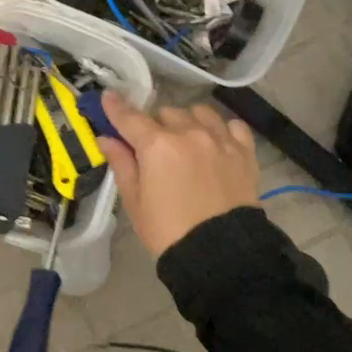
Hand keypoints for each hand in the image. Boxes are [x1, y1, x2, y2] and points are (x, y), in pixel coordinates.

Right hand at [98, 92, 261, 257]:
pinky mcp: (244, 152)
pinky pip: (232, 126)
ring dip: (187, 121)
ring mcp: (220, 140)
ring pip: (199, 113)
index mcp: (157, 145)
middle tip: (151, 146)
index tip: (107, 97)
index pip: (130, 118)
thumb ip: (121, 164)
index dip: (116, 107)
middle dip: (154, 125)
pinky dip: (221, 129)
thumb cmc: (167, 230)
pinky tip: (215, 142)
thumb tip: (106, 139)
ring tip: (185, 140)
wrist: (219, 253)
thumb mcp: (135, 201)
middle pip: (165, 114)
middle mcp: (189, 133)